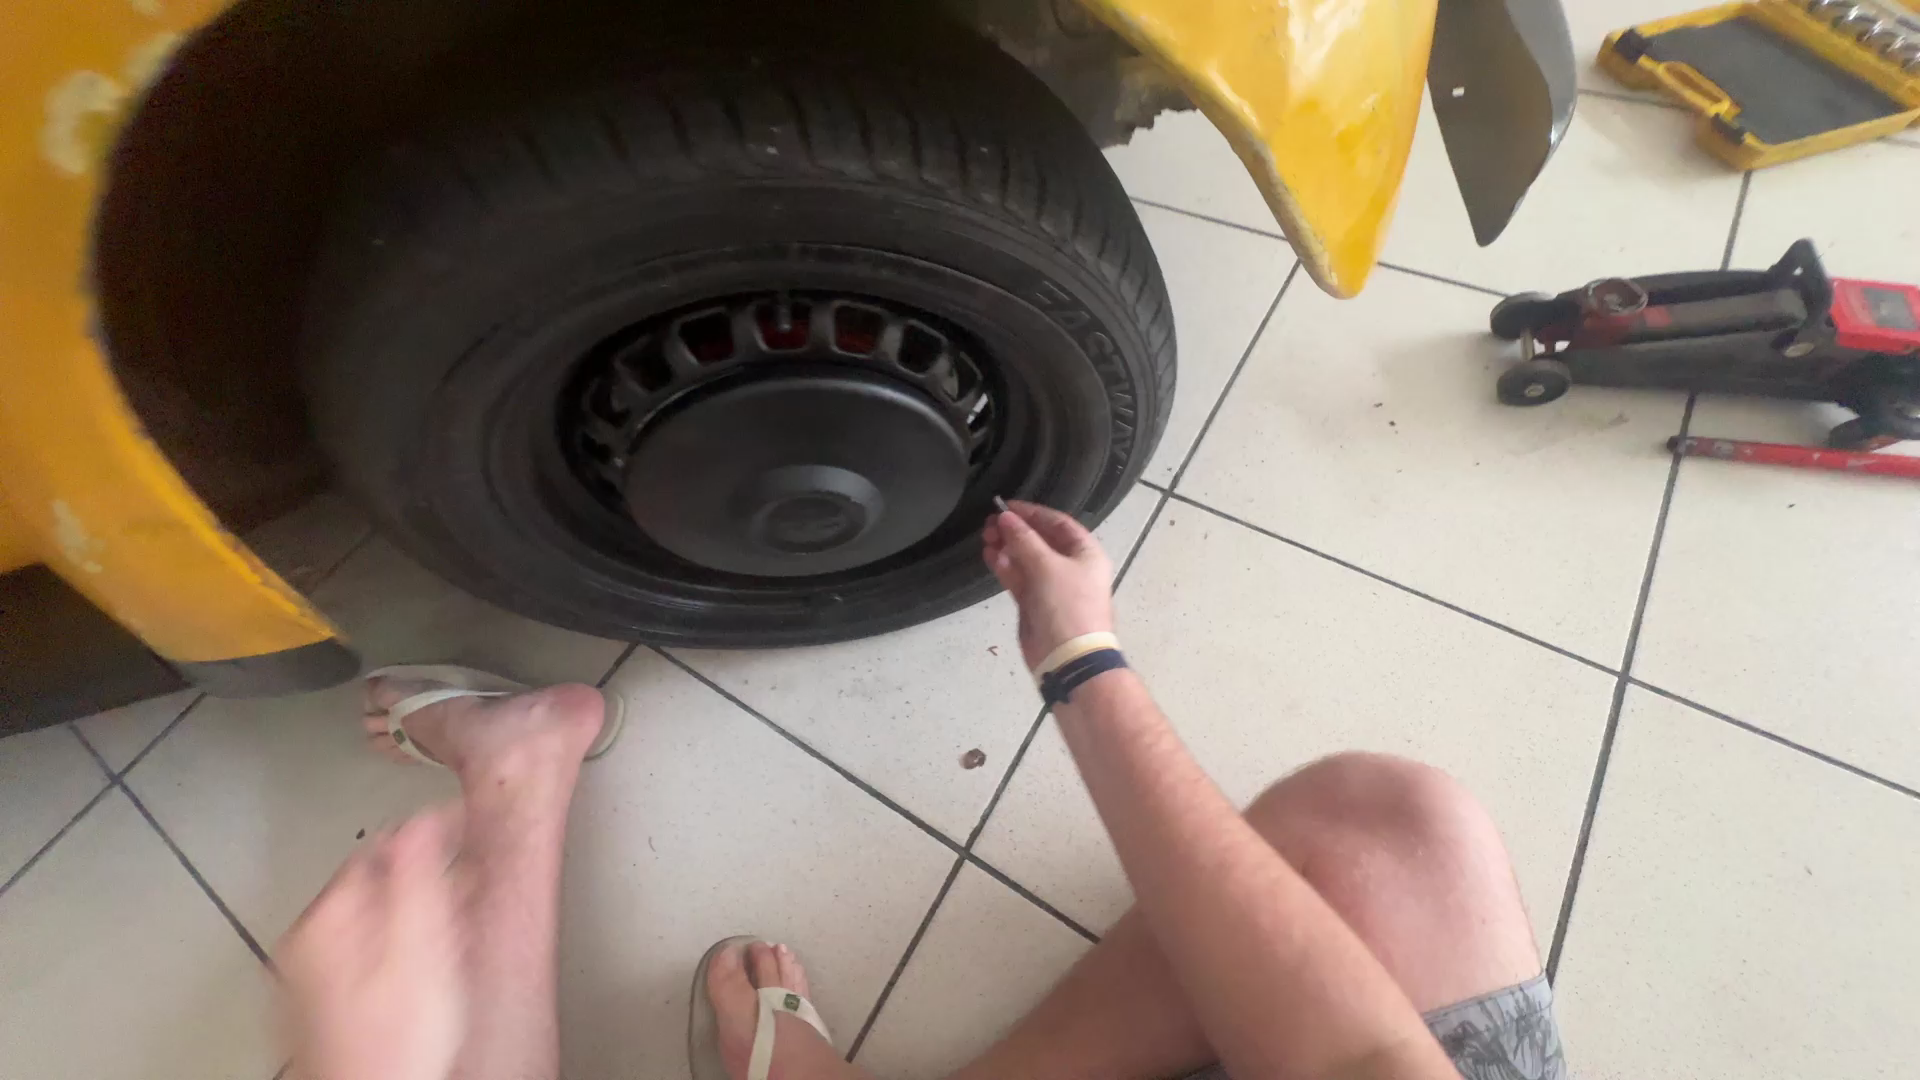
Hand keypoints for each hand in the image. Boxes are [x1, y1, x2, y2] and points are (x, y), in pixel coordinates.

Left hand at [277, 804, 466, 1079]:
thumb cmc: (398, 1032)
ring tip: (461, 914)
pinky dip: (410, 932)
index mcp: (328, 916)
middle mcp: (311, 937)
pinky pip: (377, 938)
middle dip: (432, 869)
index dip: (436, 827)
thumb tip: (424, 813)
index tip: (471, 820)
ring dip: (426, 901)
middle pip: (382, 874)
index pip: (385, 839)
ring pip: (382, 906)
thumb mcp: (421, 937)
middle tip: (472, 873)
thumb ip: (419, 870)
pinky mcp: (331, 991)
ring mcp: (315, 968)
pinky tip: (436, 949)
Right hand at [981, 500, 1114, 669]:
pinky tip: (990, 556)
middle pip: (1040, 540)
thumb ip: (1023, 539)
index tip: (1005, 507)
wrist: (1069, 657)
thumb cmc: (1067, 605)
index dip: (1032, 513)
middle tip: (989, 525)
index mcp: (1085, 553)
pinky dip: (1005, 567)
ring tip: (985, 538)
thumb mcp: (1047, 566)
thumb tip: (1005, 517)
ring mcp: (1052, 586)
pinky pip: (1019, 578)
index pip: (1058, 523)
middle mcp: (1071, 567)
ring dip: (1007, 547)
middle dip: (1015, 531)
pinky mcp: (1035, 603)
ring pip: (1026, 559)